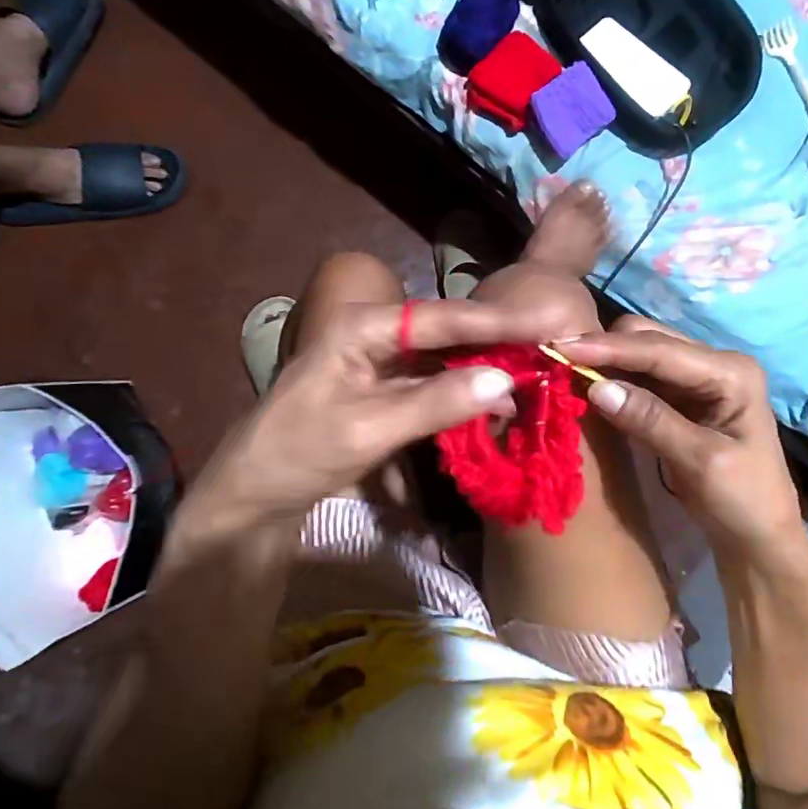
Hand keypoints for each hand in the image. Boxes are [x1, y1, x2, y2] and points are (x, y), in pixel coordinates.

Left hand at [196, 299, 570, 524]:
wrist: (255, 491)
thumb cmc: (300, 451)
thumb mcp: (371, 429)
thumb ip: (438, 402)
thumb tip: (507, 379)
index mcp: (362, 325)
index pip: (441, 317)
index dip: (496, 321)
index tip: (547, 323)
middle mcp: (374, 331)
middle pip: (447, 330)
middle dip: (498, 339)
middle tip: (552, 346)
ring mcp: (379, 359)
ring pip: (444, 354)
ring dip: (485, 365)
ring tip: (536, 373)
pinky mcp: (384, 386)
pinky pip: (433, 380)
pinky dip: (464, 389)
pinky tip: (496, 399)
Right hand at [559, 316, 805, 564]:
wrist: (758, 538)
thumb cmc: (743, 502)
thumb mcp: (700, 462)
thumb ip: (650, 420)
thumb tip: (596, 387)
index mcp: (730, 373)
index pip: (659, 350)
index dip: (608, 347)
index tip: (561, 348)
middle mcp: (714, 363)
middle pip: (647, 338)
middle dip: (604, 347)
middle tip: (558, 362)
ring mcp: (696, 378)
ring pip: (638, 352)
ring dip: (604, 360)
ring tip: (564, 369)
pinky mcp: (679, 395)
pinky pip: (637, 375)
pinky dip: (612, 377)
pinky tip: (586, 385)